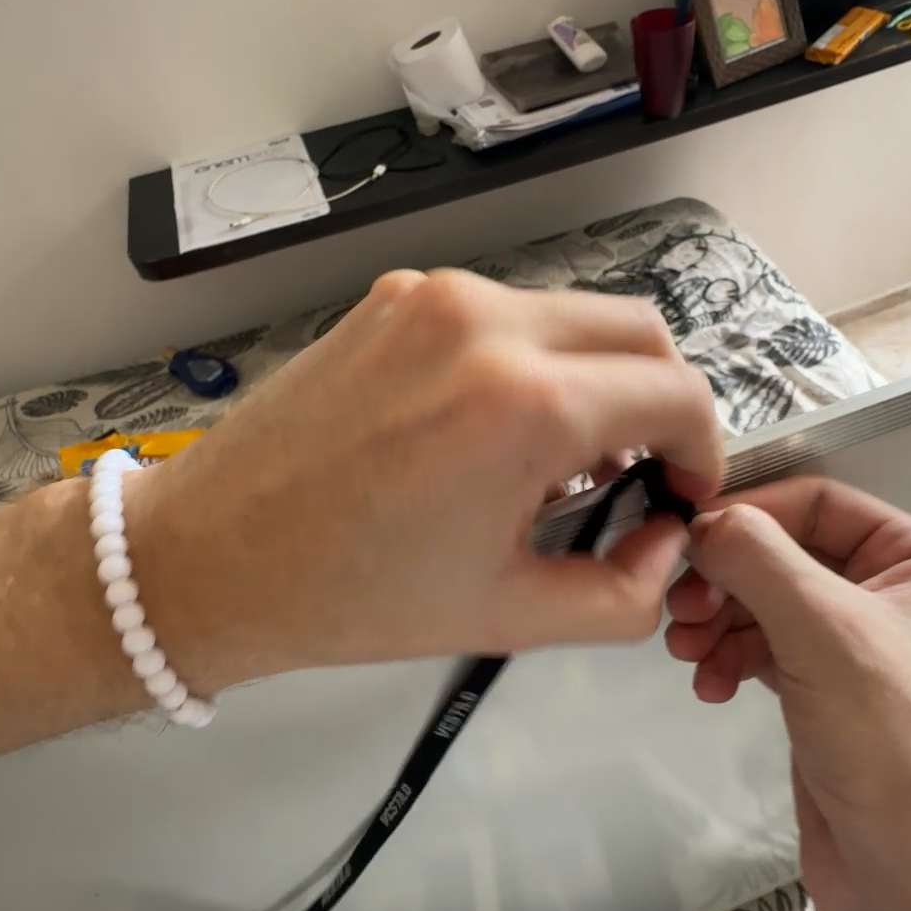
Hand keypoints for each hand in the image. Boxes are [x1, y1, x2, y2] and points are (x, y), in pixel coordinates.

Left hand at [126, 269, 723, 689]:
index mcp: (524, 404)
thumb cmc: (352, 596)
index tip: (682, 490)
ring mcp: (438, 294)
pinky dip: (538, 360)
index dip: (703, 447)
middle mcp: (488, 322)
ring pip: (578, 315)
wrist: (207, 554)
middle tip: (643, 468)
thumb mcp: (511, 615)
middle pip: (641, 331)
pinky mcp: (401, 295)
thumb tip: (667, 540)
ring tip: (567, 454)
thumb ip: (626, 592)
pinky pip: (511, 313)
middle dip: (665, 400)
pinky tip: (500, 424)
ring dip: (601, 378)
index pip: (677, 393)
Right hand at [665, 478, 910, 910]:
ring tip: (688, 652)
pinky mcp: (825, 692)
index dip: (751, 512)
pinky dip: (730, 659)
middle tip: (683, 609)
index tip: (690, 534)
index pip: (819, 501)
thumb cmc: (898, 747)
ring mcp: (856, 647)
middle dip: (726, 579)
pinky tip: (710, 685)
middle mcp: (891, 594)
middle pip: (784, 554)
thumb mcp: (825, 630)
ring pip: (766, 603)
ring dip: (719, 621)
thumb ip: (757, 558)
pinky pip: (763, 650)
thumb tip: (702, 521)